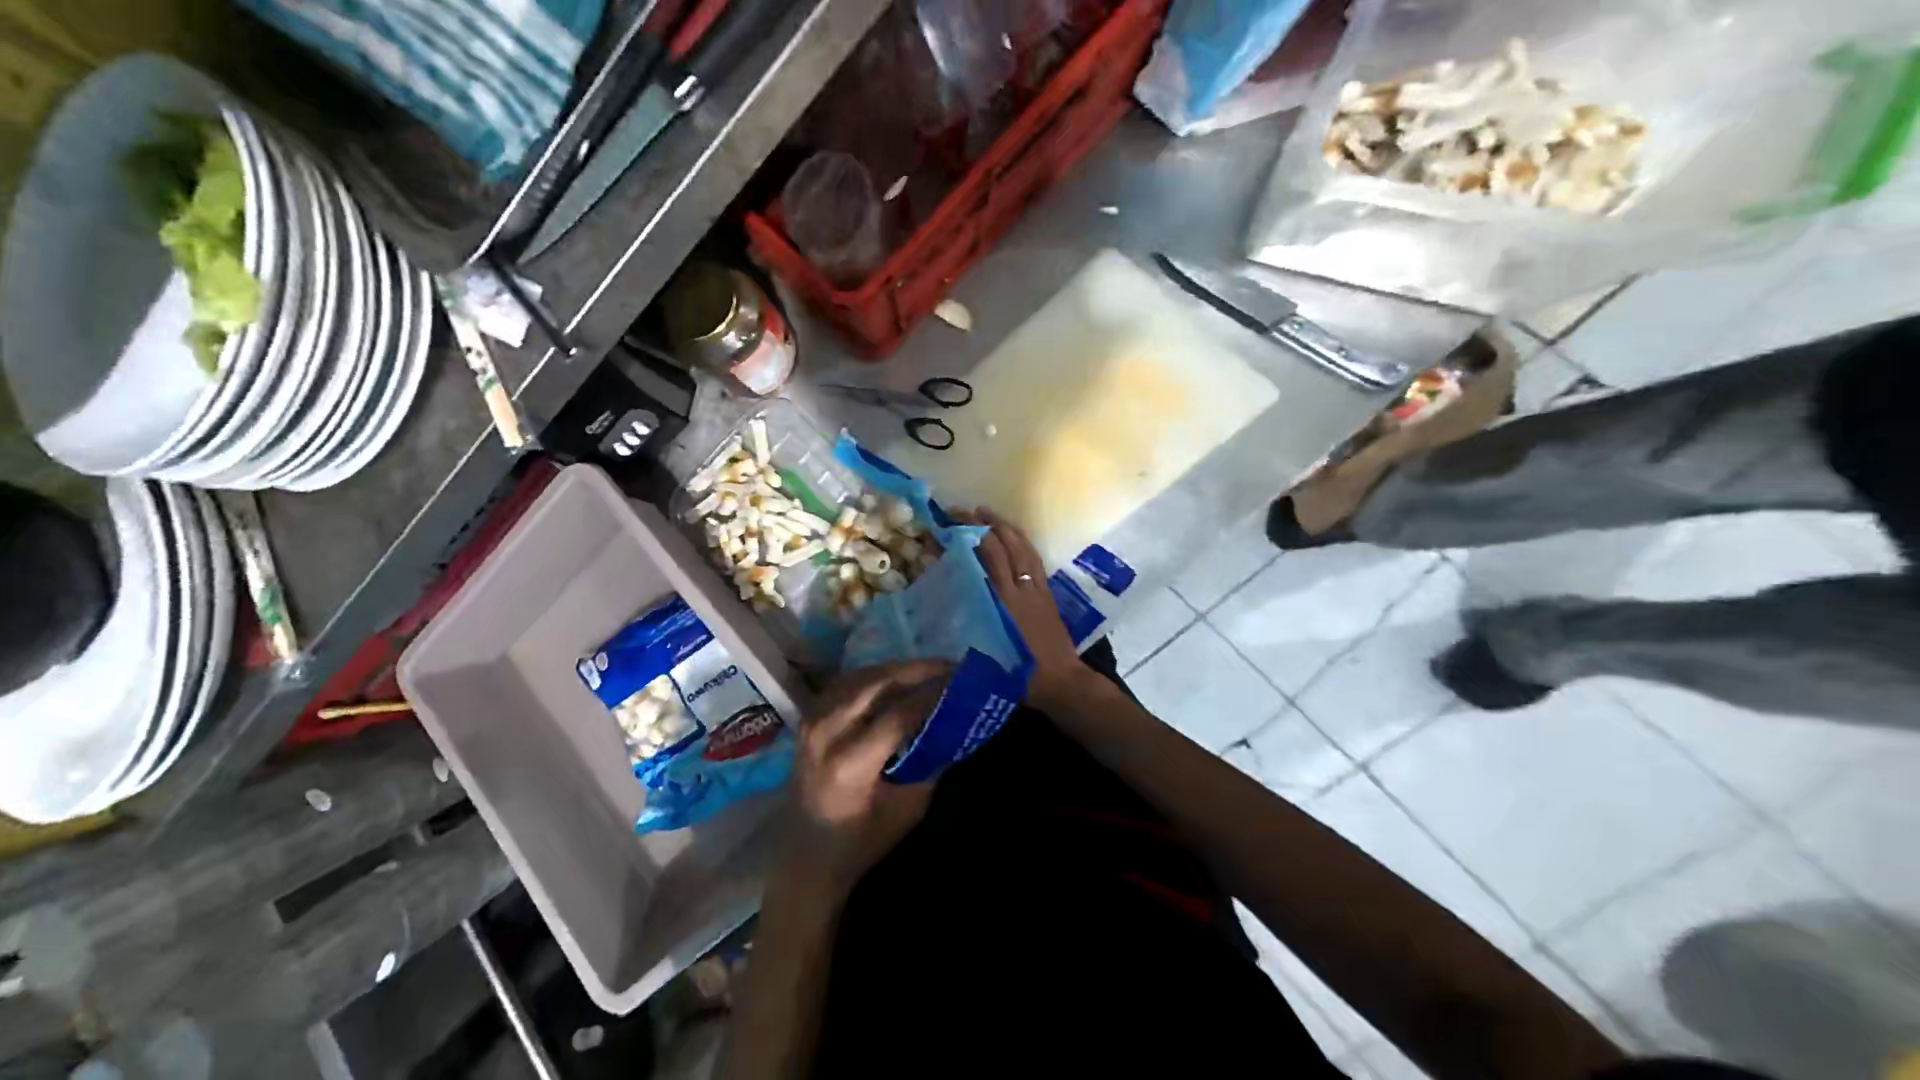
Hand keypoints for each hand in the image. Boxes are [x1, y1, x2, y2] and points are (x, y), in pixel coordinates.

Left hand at [788, 660, 950, 890]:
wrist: (804, 853)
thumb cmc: (860, 841)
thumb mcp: (906, 810)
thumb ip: (932, 765)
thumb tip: (960, 727)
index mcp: (849, 764)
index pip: (898, 714)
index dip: (933, 694)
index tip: (964, 682)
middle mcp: (826, 733)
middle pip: (877, 684)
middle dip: (918, 670)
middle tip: (952, 666)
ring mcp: (812, 721)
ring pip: (861, 677)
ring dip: (898, 669)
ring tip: (932, 669)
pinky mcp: (809, 717)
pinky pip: (846, 684)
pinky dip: (876, 676)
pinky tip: (898, 678)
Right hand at [958, 507, 1092, 714]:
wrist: (1064, 682)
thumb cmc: (1023, 677)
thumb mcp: (987, 660)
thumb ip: (962, 641)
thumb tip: (935, 625)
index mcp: (1006, 603)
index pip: (989, 559)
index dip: (970, 539)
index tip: (949, 527)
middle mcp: (1022, 589)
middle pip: (1004, 547)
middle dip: (984, 525)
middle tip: (962, 511)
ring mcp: (1038, 589)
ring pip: (1022, 548)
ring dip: (1004, 527)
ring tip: (986, 513)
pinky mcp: (1048, 594)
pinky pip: (1034, 559)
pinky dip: (1022, 542)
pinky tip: (1013, 537)